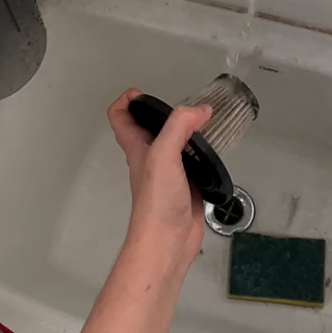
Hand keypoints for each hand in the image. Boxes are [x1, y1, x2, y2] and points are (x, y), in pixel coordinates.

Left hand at [106, 90, 209, 270]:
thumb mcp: (163, 156)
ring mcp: (169, 173)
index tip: (141, 93)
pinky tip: (211, 153)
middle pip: (147, 129)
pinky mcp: (187, 187)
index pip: (120, 118)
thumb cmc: (156, 204)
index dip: (126, 101)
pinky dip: (202, 155)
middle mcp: (151, 159)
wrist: (168, 240)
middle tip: (175, 105)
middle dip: (159, 113)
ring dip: (185, 132)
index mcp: (137, 148)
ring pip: (173, 145)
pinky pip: (193, 164)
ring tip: (199, 121)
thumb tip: (198, 111)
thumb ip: (179, 127)